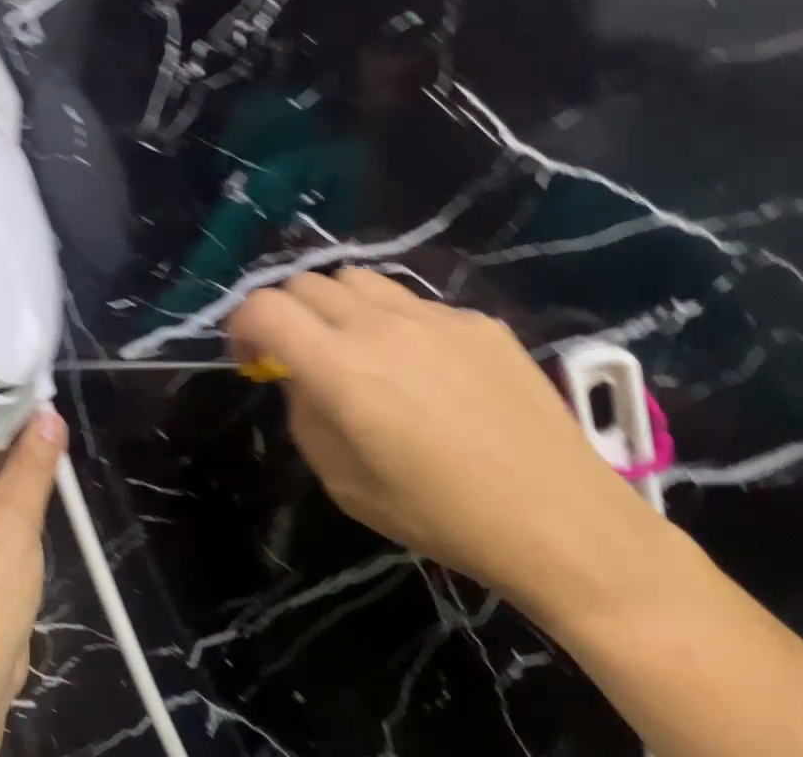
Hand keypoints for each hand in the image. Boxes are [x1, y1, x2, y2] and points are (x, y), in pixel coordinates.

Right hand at [227, 268, 663, 607]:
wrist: (560, 521)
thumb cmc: (439, 516)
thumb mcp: (343, 483)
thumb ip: (306, 415)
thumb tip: (301, 378)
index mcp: (340, 367)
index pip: (263, 308)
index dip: (242, 326)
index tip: (252, 359)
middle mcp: (381, 326)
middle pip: (306, 283)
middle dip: (286, 314)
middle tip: (298, 357)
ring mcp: (435, 317)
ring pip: (358, 280)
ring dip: (336, 307)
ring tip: (355, 349)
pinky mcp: (479, 322)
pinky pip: (415, 304)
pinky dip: (394, 323)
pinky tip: (425, 371)